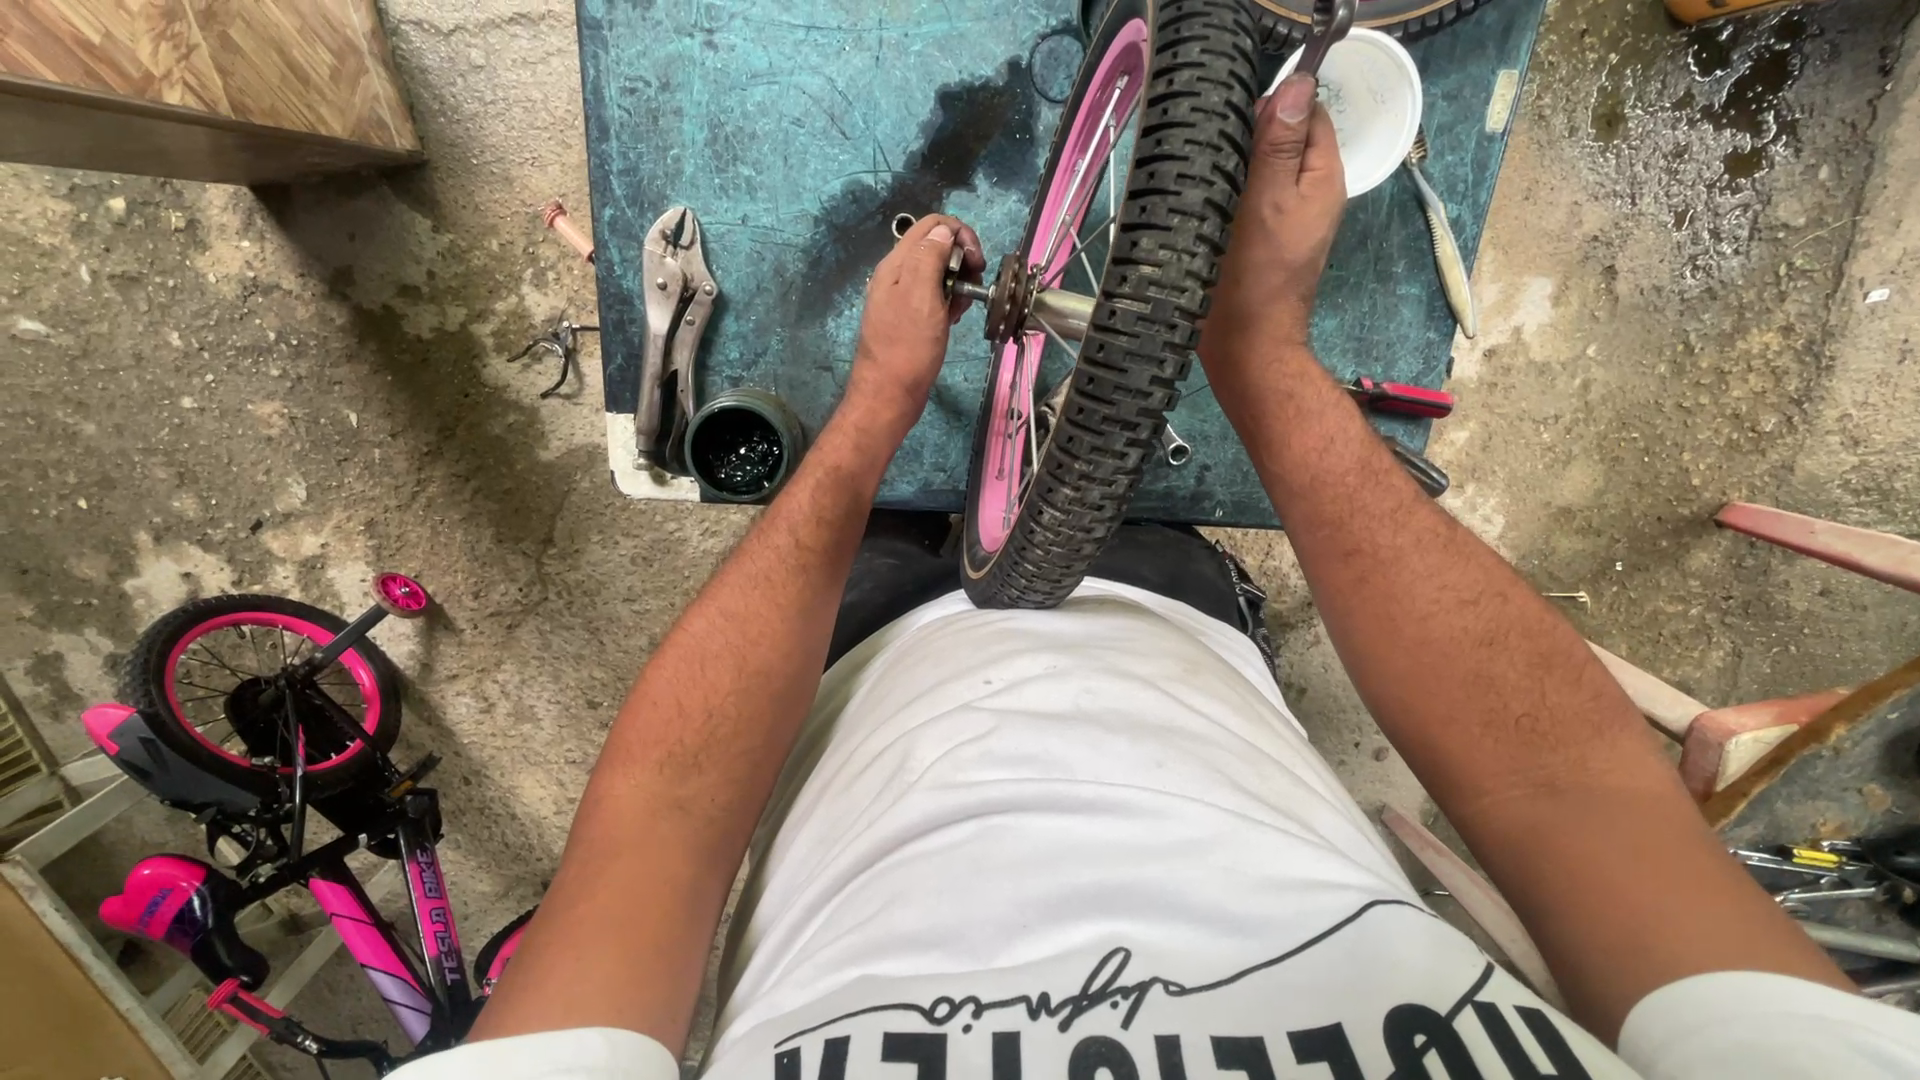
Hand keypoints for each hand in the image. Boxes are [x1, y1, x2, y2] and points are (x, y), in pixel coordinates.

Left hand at [843, 214, 984, 439]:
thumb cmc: (907, 349)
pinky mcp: (910, 318)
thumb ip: (930, 257)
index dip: (961, 236)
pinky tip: (953, 320)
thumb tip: (944, 232)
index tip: (977, 264)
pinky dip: (949, 301)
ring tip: (962, 309)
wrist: (888, 395)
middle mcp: (897, 275)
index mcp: (897, 264)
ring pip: (937, 272)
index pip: (932, 226)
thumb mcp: (921, 296)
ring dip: (958, 283)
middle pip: (936, 246)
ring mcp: (902, 298)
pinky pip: (934, 297)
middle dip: (962, 260)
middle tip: (972, 289)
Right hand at [1202, 75, 1345, 365]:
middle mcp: (1309, 195)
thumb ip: (1281, 143)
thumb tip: (1296, 83)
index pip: (1309, 114)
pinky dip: (1226, 196)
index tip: (1235, 118)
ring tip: (1203, 172)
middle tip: (1212, 147)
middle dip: (1251, 137)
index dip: (1276, 105)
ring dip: (1234, 168)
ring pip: (1261, 173)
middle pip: (1283, 143)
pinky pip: (1245, 202)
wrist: (1245, 344)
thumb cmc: (1258, 273)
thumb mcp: (1270, 199)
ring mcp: (1283, 221)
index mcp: (1324, 178)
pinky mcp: (1257, 242)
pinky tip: (1202, 201)